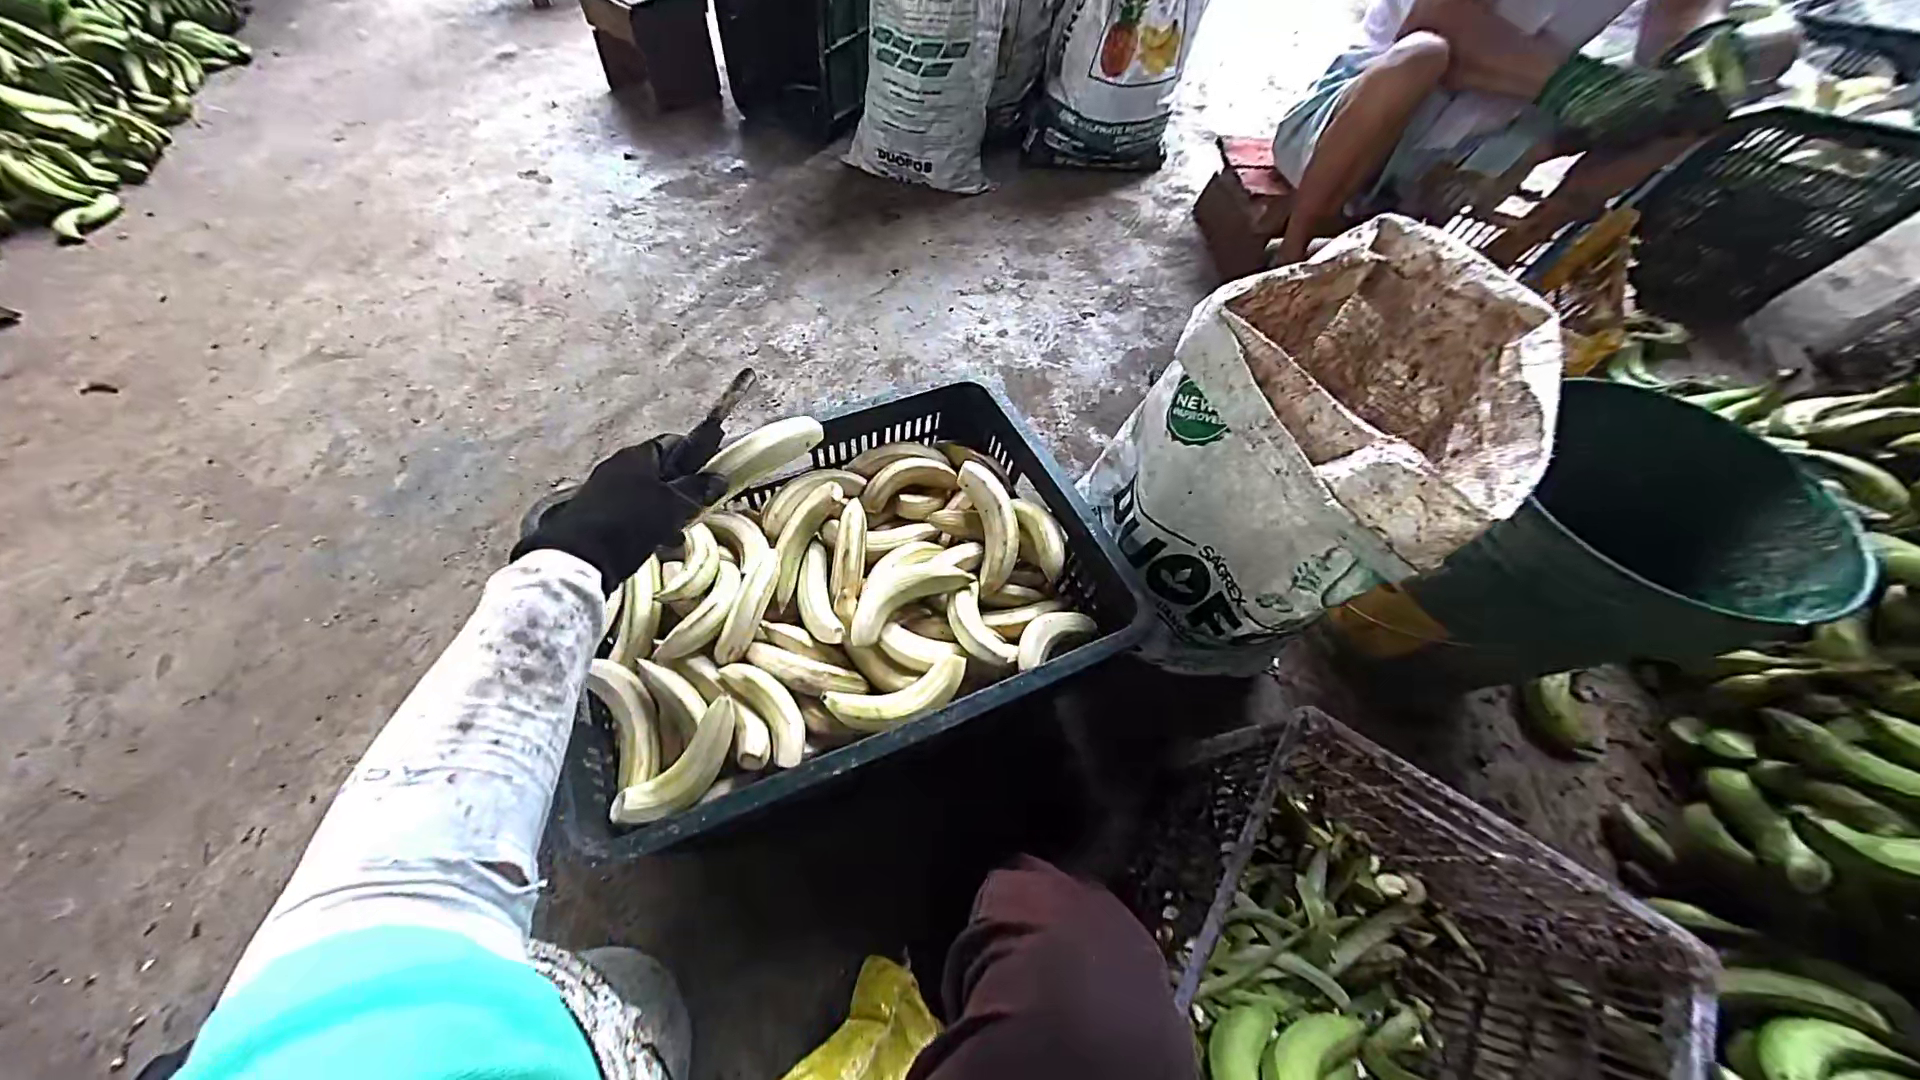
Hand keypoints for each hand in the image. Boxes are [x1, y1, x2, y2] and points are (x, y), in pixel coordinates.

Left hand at [512, 435, 726, 593]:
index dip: (696, 456)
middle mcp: (618, 467)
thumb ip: (699, 489)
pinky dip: (650, 524)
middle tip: (699, 506)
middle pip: (661, 471)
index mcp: (637, 455)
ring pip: (649, 495)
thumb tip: (720, 478)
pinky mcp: (598, 515)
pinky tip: (660, 542)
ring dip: (668, 511)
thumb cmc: (633, 520)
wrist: (583, 556)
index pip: (673, 443)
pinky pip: (634, 513)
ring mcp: (606, 491)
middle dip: (683, 490)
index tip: (712, 474)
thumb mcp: (675, 504)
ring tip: (681, 530)